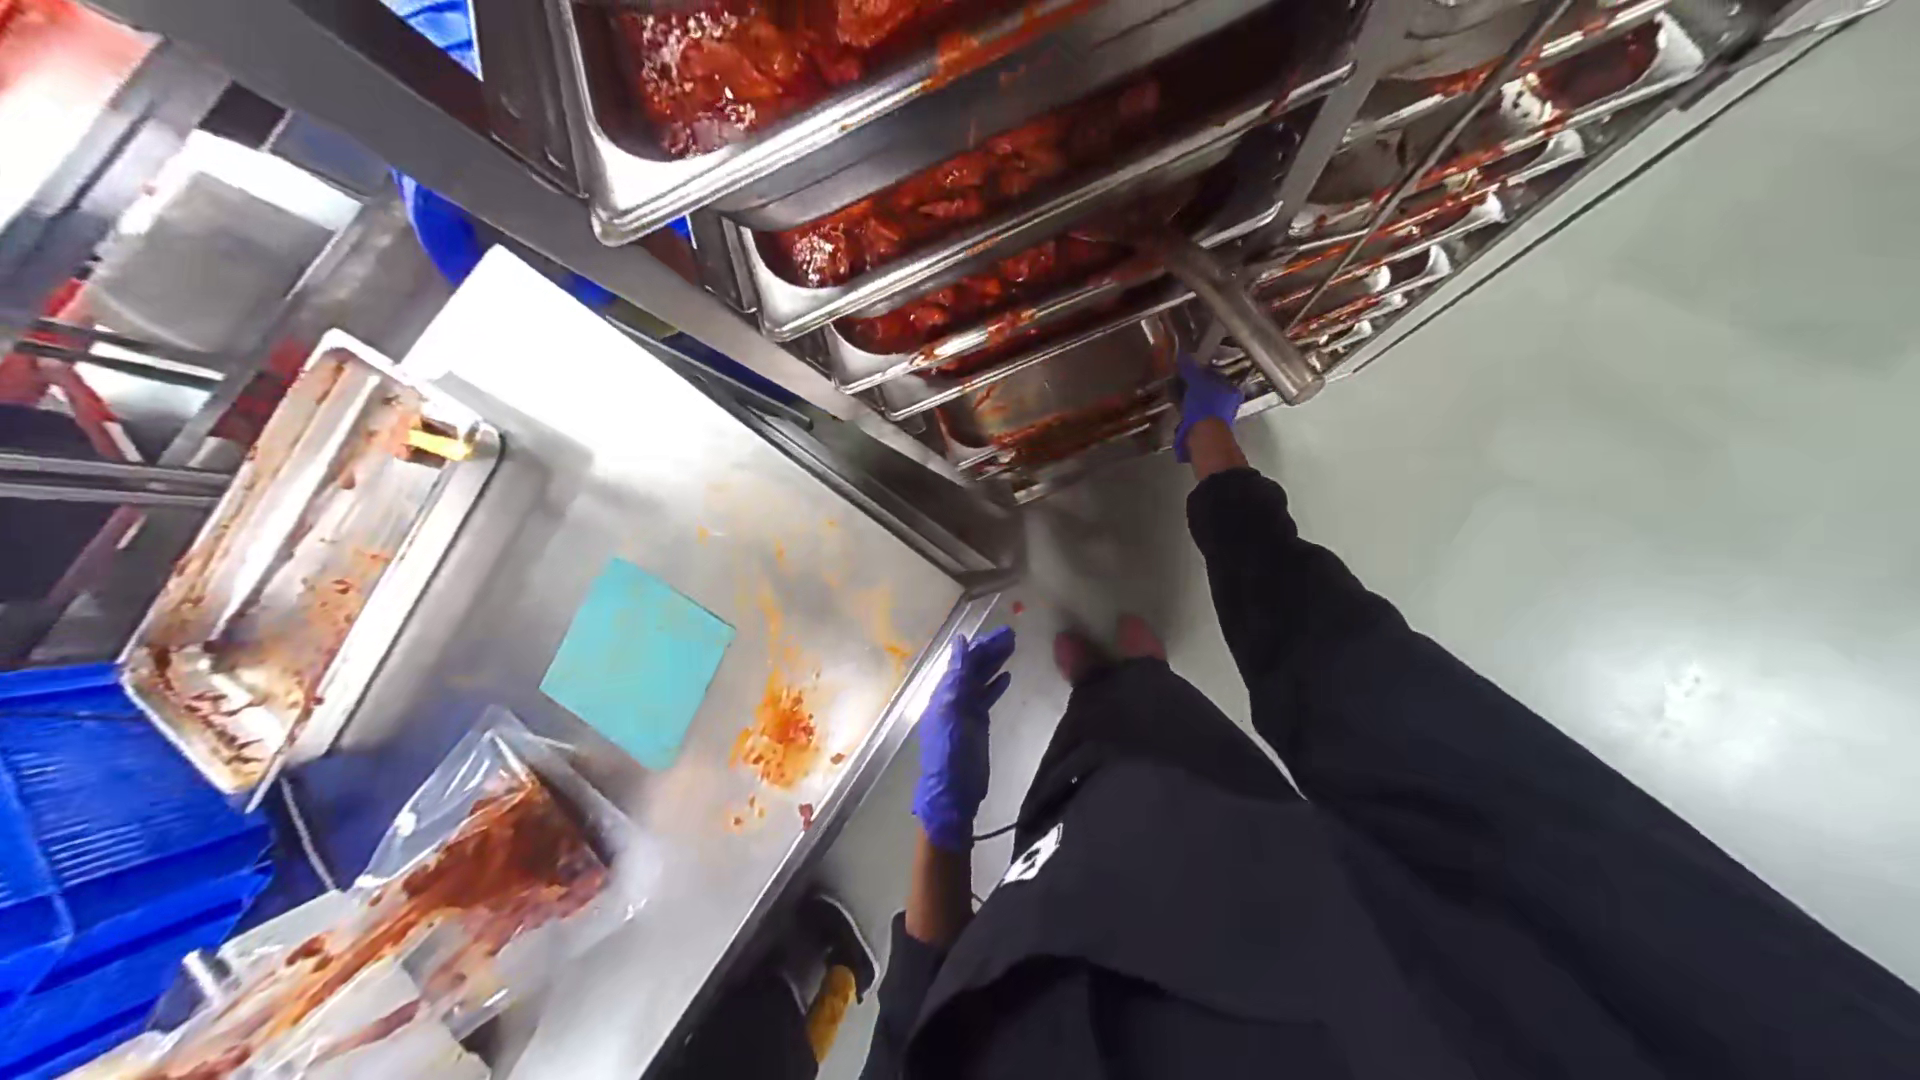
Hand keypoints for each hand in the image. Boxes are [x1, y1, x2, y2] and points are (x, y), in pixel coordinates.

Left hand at [912, 626, 1014, 850]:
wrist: (952, 793)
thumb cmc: (950, 752)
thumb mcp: (952, 711)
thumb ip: (956, 677)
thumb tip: (961, 642)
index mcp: (944, 692)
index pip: (964, 661)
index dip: (982, 645)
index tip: (1002, 632)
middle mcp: (953, 697)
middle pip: (973, 667)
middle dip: (990, 650)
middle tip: (1012, 635)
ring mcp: (964, 711)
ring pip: (980, 679)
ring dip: (994, 664)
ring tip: (1012, 648)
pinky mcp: (975, 724)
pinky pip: (985, 697)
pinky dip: (994, 685)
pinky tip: (1007, 676)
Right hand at [1174, 352, 1242, 463]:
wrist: (1202, 436)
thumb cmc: (1205, 405)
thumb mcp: (1196, 382)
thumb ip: (1190, 369)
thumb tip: (1182, 355)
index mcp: (1231, 391)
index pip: (1216, 376)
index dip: (1201, 371)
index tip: (1187, 368)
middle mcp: (1227, 404)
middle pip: (1208, 390)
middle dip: (1194, 386)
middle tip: (1178, 378)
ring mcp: (1215, 417)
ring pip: (1199, 402)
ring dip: (1188, 398)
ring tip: (1174, 391)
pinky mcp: (1203, 428)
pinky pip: (1191, 414)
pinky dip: (1184, 410)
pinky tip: (1175, 406)